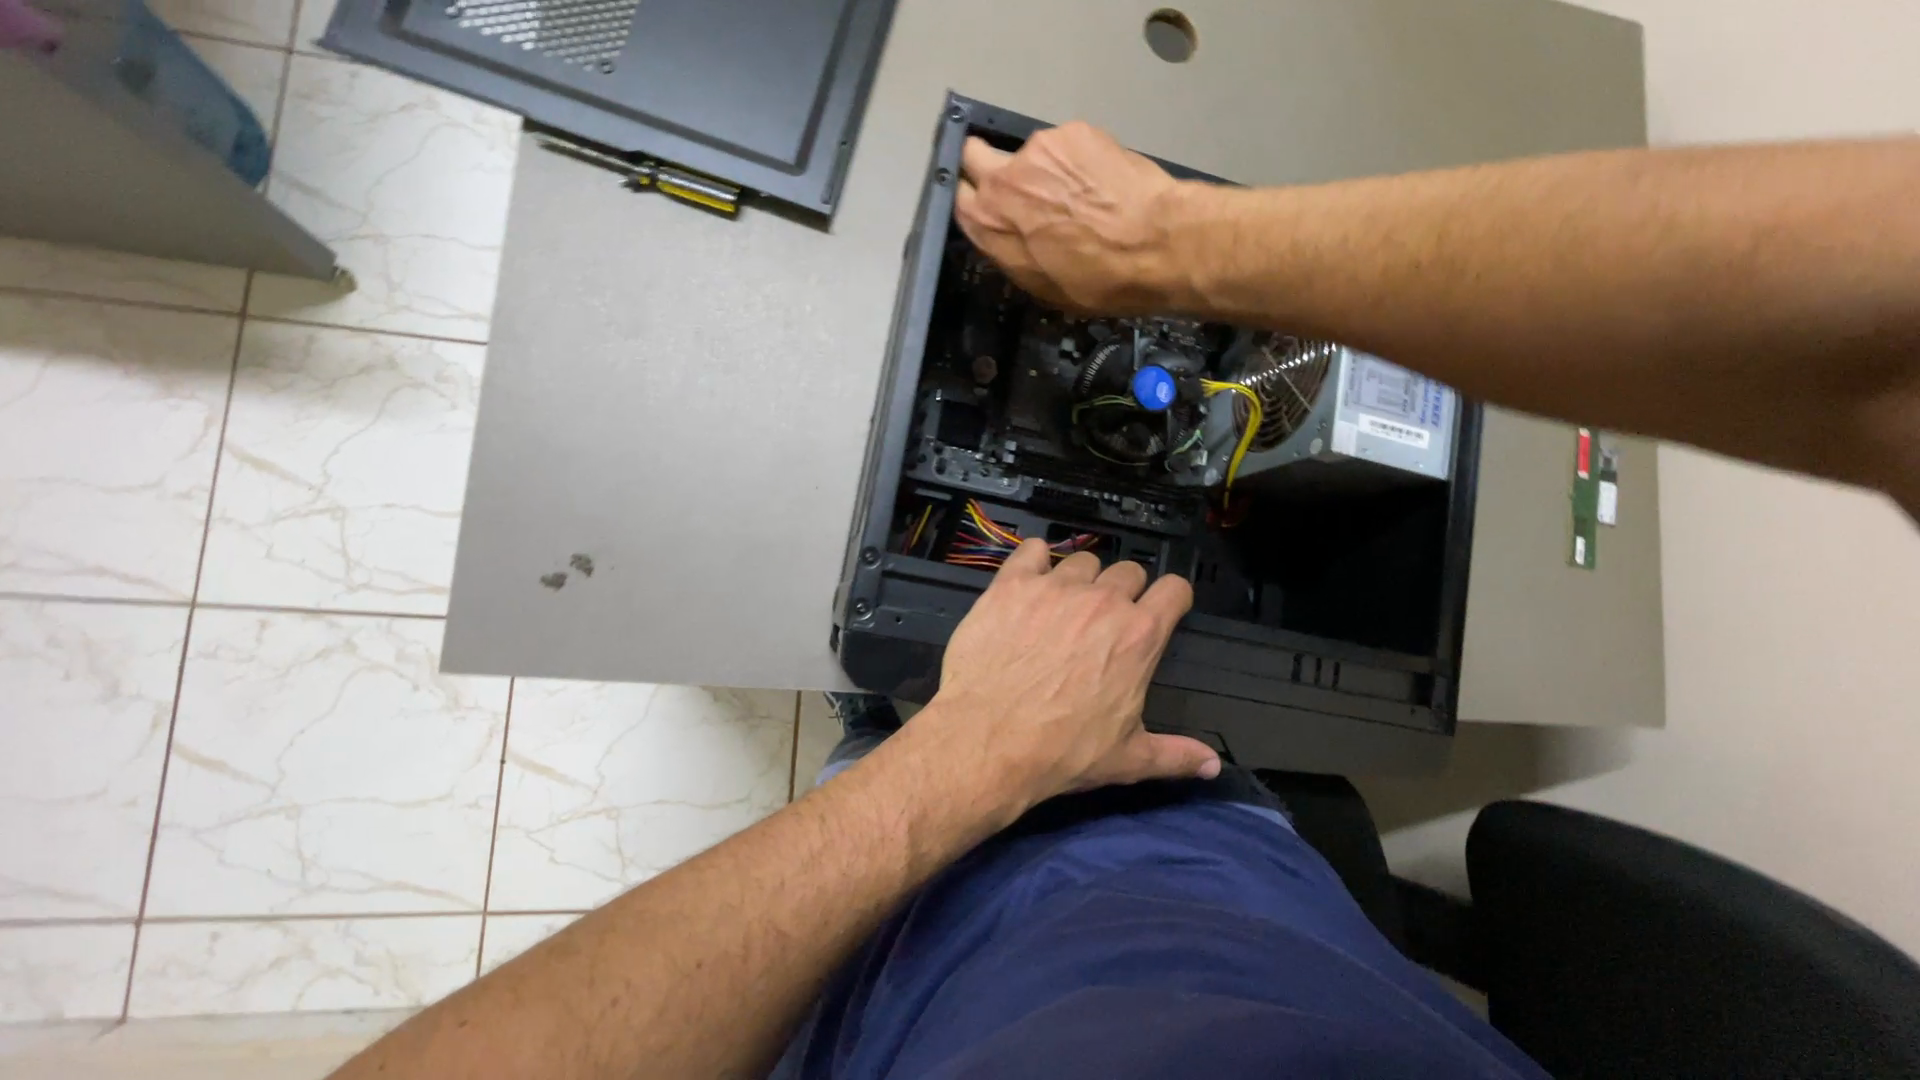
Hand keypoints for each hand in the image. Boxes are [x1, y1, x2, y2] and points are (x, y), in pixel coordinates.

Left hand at [920, 540, 1219, 806]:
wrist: (987, 742)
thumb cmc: (1061, 752)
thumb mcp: (1127, 760)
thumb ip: (1175, 755)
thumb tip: (1211, 766)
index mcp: (1138, 636)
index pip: (1175, 590)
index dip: (1171, 599)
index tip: (1162, 610)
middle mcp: (1101, 601)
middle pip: (1128, 571)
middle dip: (1124, 591)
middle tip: (1104, 620)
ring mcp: (1055, 588)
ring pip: (1082, 561)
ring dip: (1080, 579)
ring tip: (1063, 606)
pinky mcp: (1012, 586)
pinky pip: (1031, 551)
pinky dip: (1034, 560)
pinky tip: (1029, 581)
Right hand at [956, 123, 1193, 313]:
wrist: (1156, 245)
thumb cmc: (1098, 282)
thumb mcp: (1041, 287)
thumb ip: (1009, 251)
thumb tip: (1005, 234)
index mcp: (987, 224)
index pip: (958, 194)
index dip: (974, 199)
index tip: (989, 206)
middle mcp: (1002, 180)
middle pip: (974, 153)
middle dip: (988, 164)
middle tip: (1020, 187)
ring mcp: (1037, 149)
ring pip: (1026, 151)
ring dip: (1042, 167)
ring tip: (1076, 191)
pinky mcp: (1072, 131)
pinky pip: (1064, 144)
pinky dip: (1075, 158)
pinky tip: (1100, 179)